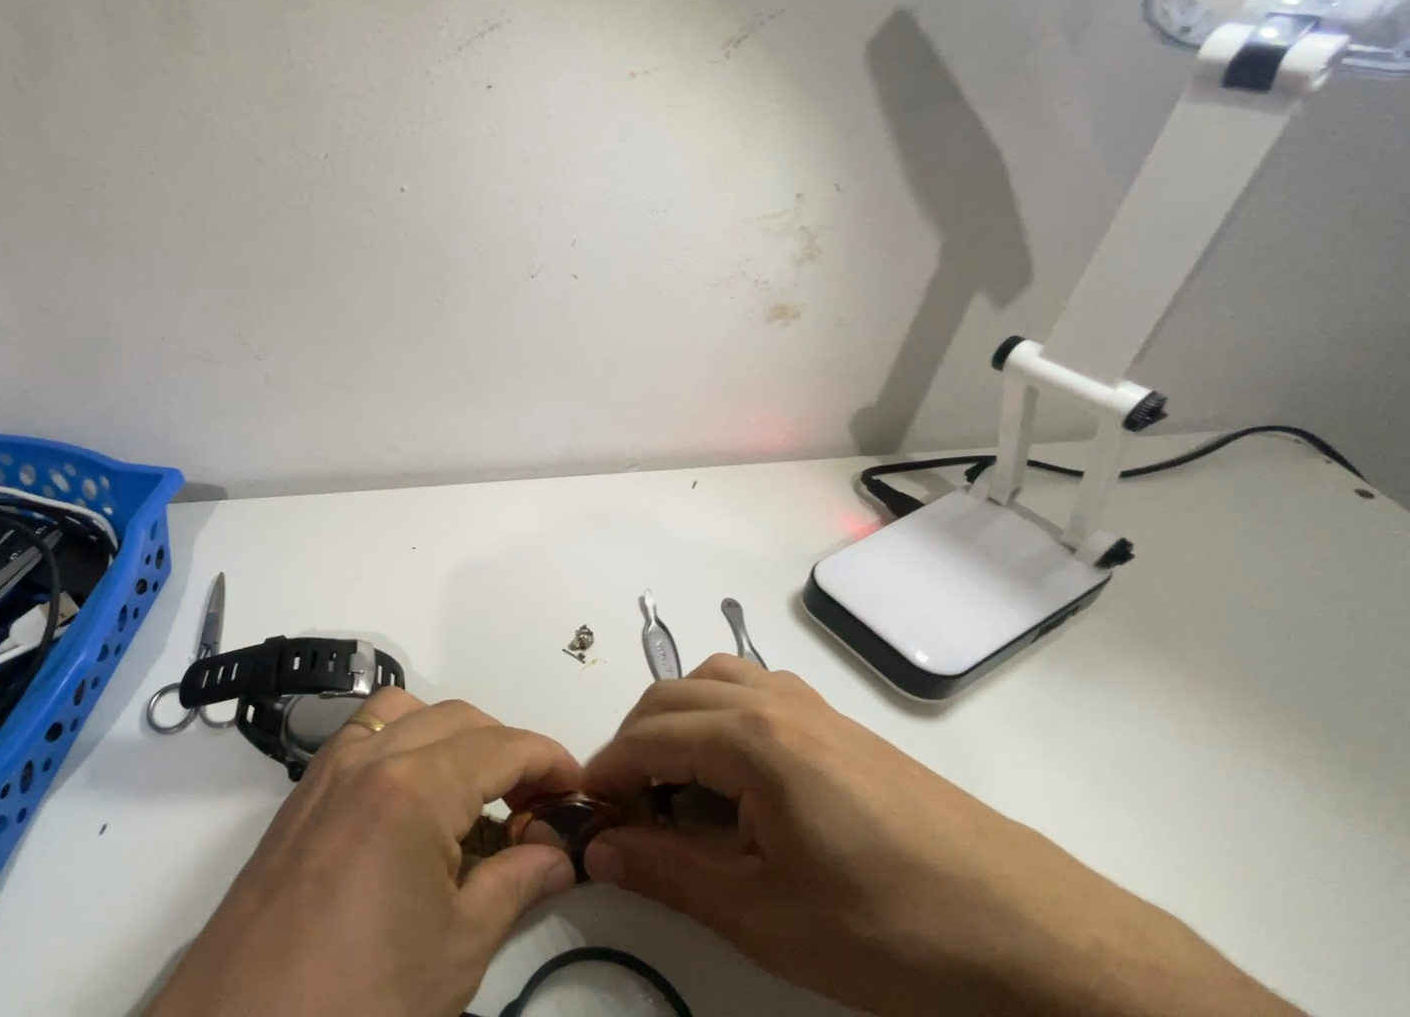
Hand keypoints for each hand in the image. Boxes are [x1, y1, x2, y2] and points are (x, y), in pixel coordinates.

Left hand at [148, 689, 581, 1016]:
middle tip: (534, 805)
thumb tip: (558, 855)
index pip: (502, 746)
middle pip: (458, 719)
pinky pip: (362, 736)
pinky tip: (413, 798)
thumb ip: (517, 884)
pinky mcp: (302, 794)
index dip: (549, 761)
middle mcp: (369, 758)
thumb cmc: (362, 995)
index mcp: (414, 787)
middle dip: (507, 749)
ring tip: (473, 792)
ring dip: (451, 735)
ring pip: (405, 713)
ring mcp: (328, 771)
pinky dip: (402, 742)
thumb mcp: (459, 946)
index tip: (576, 790)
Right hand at [582, 655, 1304, 1016]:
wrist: (1041, 940)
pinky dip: (722, 723)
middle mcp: (780, 703)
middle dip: (633, 747)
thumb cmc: (891, 932)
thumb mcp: (762, 914)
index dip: (604, 777)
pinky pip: (759, 697)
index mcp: (753, 738)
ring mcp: (820, 711)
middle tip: (626, 817)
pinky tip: (738, 787)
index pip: (646, 738)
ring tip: (676, 795)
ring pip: (717, 684)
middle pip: (673, 697)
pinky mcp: (849, 732)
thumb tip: (597, 847)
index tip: (584, 822)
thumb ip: (666, 871)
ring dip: (677, 725)